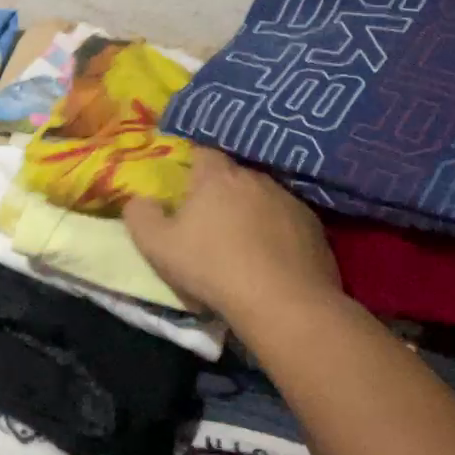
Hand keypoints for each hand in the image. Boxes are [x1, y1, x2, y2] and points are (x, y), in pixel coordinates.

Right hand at [123, 147, 342, 324]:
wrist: (282, 302)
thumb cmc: (211, 267)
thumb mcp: (155, 245)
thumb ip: (139, 215)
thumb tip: (139, 200)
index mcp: (217, 177)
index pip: (202, 152)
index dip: (189, 165)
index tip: (180, 186)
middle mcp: (257, 179)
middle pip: (233, 176)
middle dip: (219, 191)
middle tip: (205, 220)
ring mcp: (291, 202)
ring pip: (261, 198)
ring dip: (248, 211)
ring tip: (239, 242)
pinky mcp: (315, 227)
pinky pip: (285, 220)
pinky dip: (274, 232)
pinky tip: (267, 258)